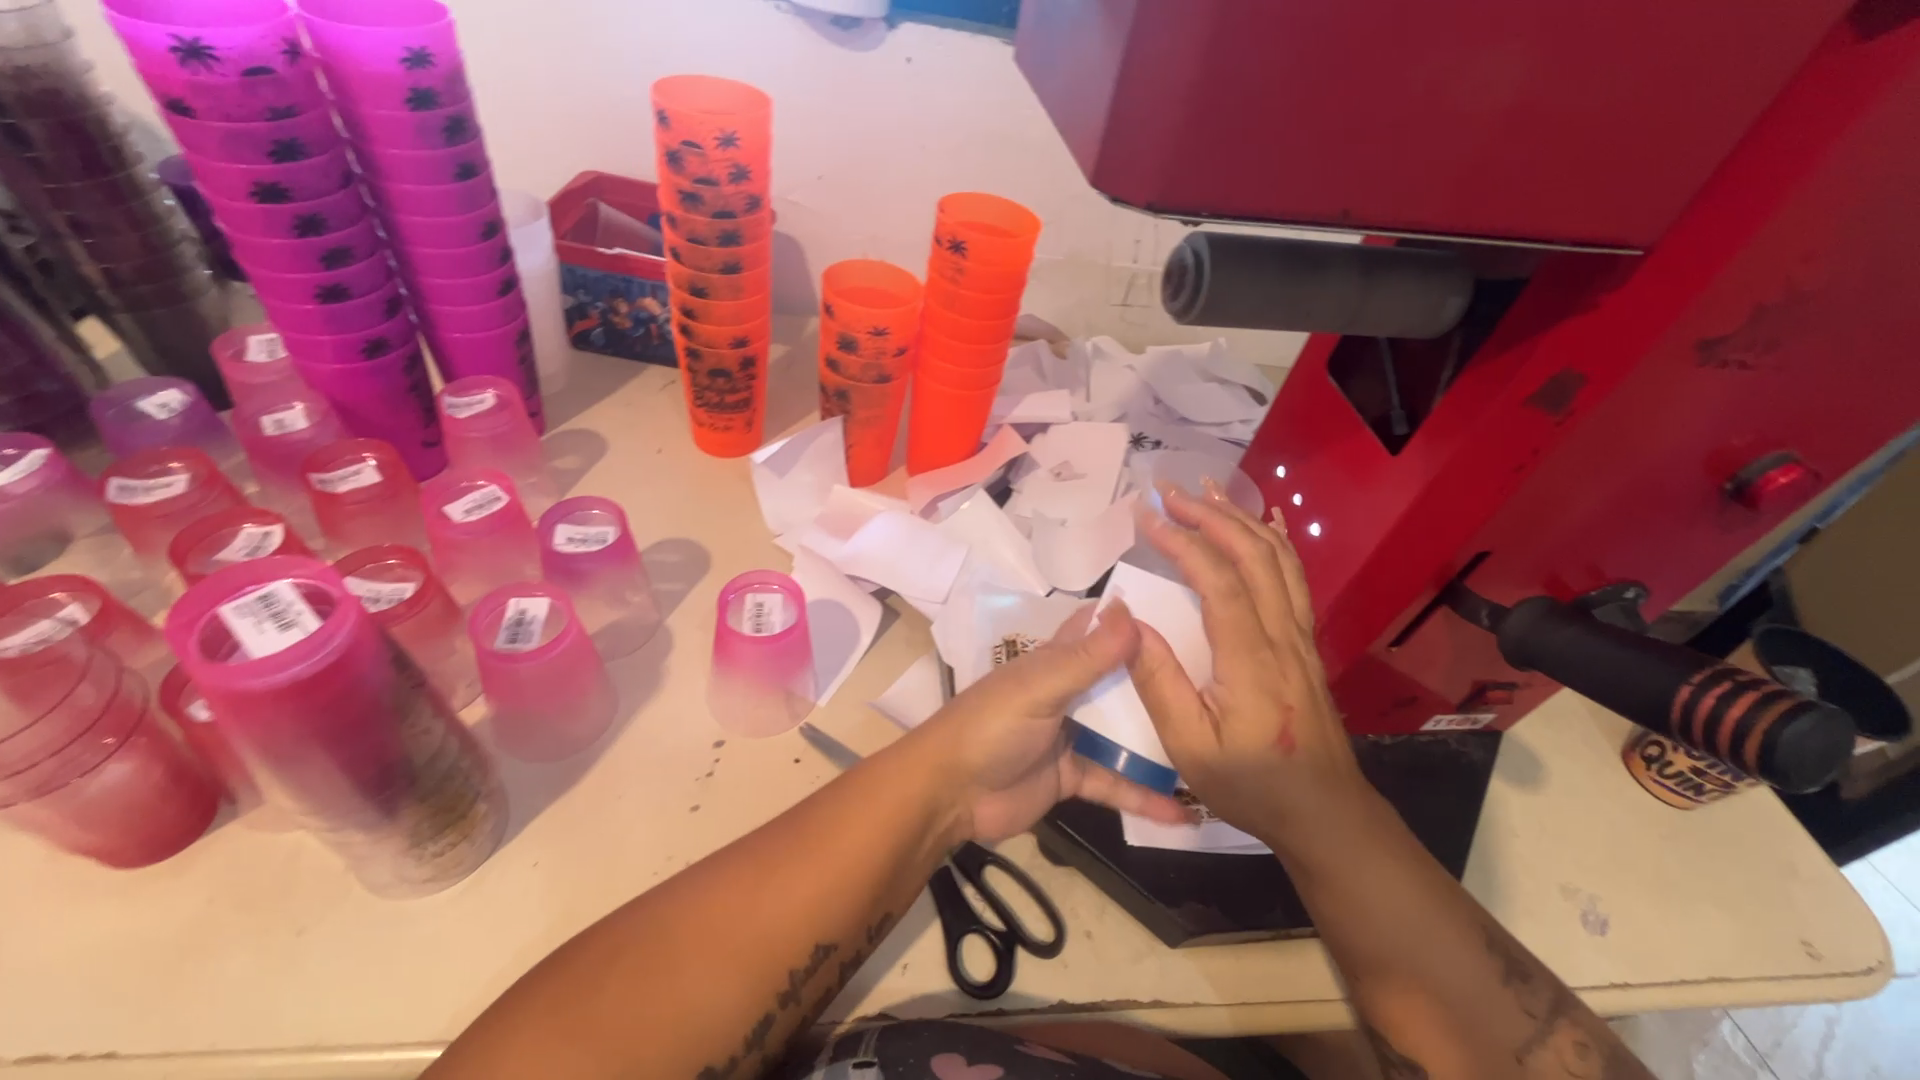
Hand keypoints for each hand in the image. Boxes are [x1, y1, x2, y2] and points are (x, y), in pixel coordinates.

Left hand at [907, 604, 1194, 845]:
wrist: (948, 794)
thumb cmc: (990, 727)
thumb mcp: (1038, 688)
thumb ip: (1085, 658)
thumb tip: (1131, 610)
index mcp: (1053, 662)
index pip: (1097, 630)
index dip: (1134, 619)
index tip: (1188, 611)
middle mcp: (1066, 693)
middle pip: (1120, 682)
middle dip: (1160, 680)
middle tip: (1221, 679)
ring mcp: (1070, 737)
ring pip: (1123, 733)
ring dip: (1160, 739)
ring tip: (1215, 739)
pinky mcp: (1071, 777)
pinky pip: (1115, 783)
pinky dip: (1144, 796)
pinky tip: (1184, 812)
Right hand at [1127, 484, 1371, 855]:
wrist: (1325, 813)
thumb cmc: (1251, 785)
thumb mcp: (1189, 747)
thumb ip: (1159, 682)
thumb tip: (1129, 622)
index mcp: (1251, 659)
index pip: (1218, 581)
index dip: (1182, 541)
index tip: (1145, 517)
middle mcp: (1283, 637)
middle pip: (1253, 556)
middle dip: (1209, 515)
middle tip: (1168, 491)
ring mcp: (1301, 638)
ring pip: (1278, 560)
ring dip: (1241, 520)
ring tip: (1208, 491)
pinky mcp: (1306, 646)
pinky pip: (1295, 579)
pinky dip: (1277, 542)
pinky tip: (1266, 523)